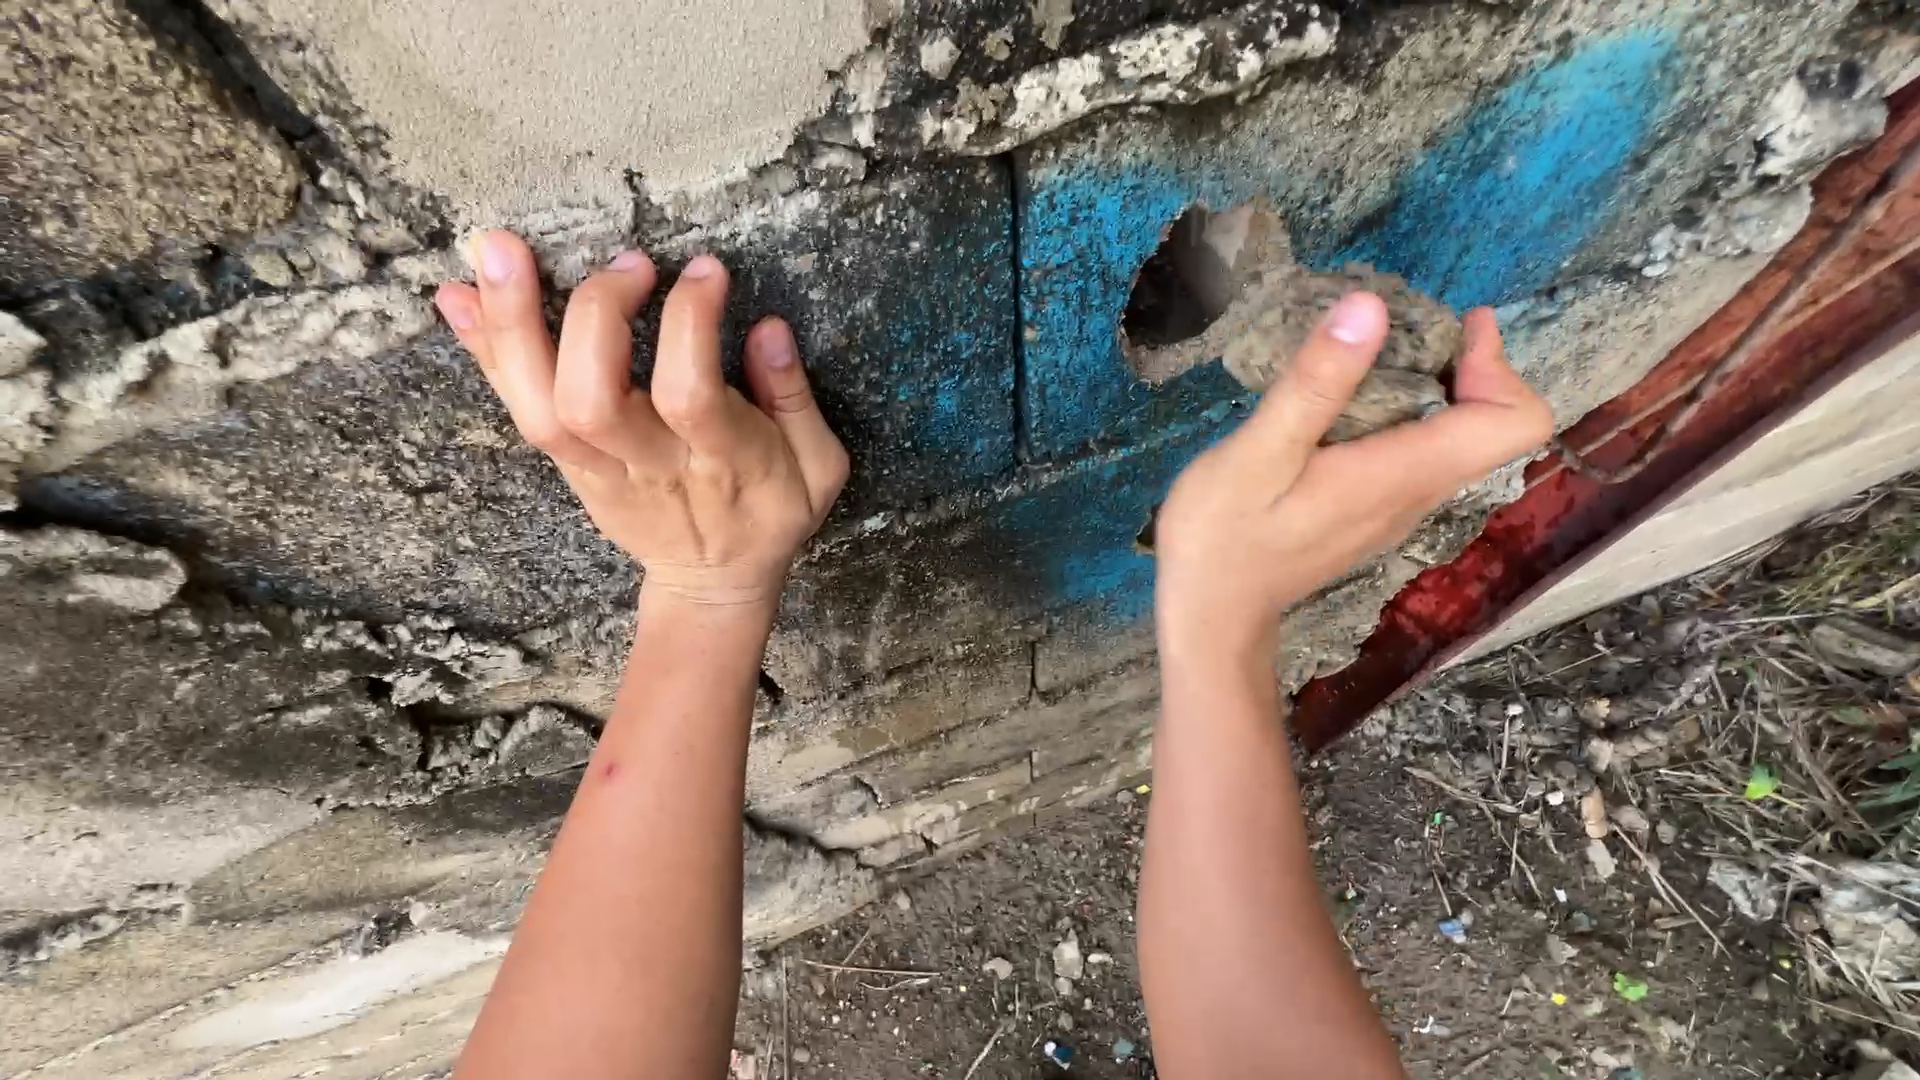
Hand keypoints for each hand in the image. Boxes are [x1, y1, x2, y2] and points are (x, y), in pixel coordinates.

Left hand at [434, 231, 848, 608]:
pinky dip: (486, 355)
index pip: (688, 392)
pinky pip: (520, 414)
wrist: (713, 584)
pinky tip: (459, 298)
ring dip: (512, 327)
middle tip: (629, 263)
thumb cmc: (772, 517)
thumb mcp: (821, 468)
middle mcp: (650, 469)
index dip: (688, 322)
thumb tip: (768, 329)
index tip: (705, 270)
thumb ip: (797, 401)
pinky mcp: (572, 471)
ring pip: (539, 410)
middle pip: (592, 400)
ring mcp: (601, 473)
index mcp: (722, 464)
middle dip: (597, 316)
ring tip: (498, 249)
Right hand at [1154, 292, 1552, 666]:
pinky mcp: (1363, 516)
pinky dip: (1392, 421)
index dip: (1500, 366)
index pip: (1515, 422)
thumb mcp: (1258, 453)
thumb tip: (1370, 308)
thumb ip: (1314, 386)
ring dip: (1423, 391)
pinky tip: (1331, 413)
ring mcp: (1389, 511)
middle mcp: (1412, 495)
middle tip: (1391, 331)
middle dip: (1459, 367)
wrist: (1209, 614)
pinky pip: (1408, 459)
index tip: (1449, 329)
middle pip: (1487, 428)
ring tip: (1355, 363)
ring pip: (1447, 443)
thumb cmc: (1224, 536)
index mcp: (1399, 475)